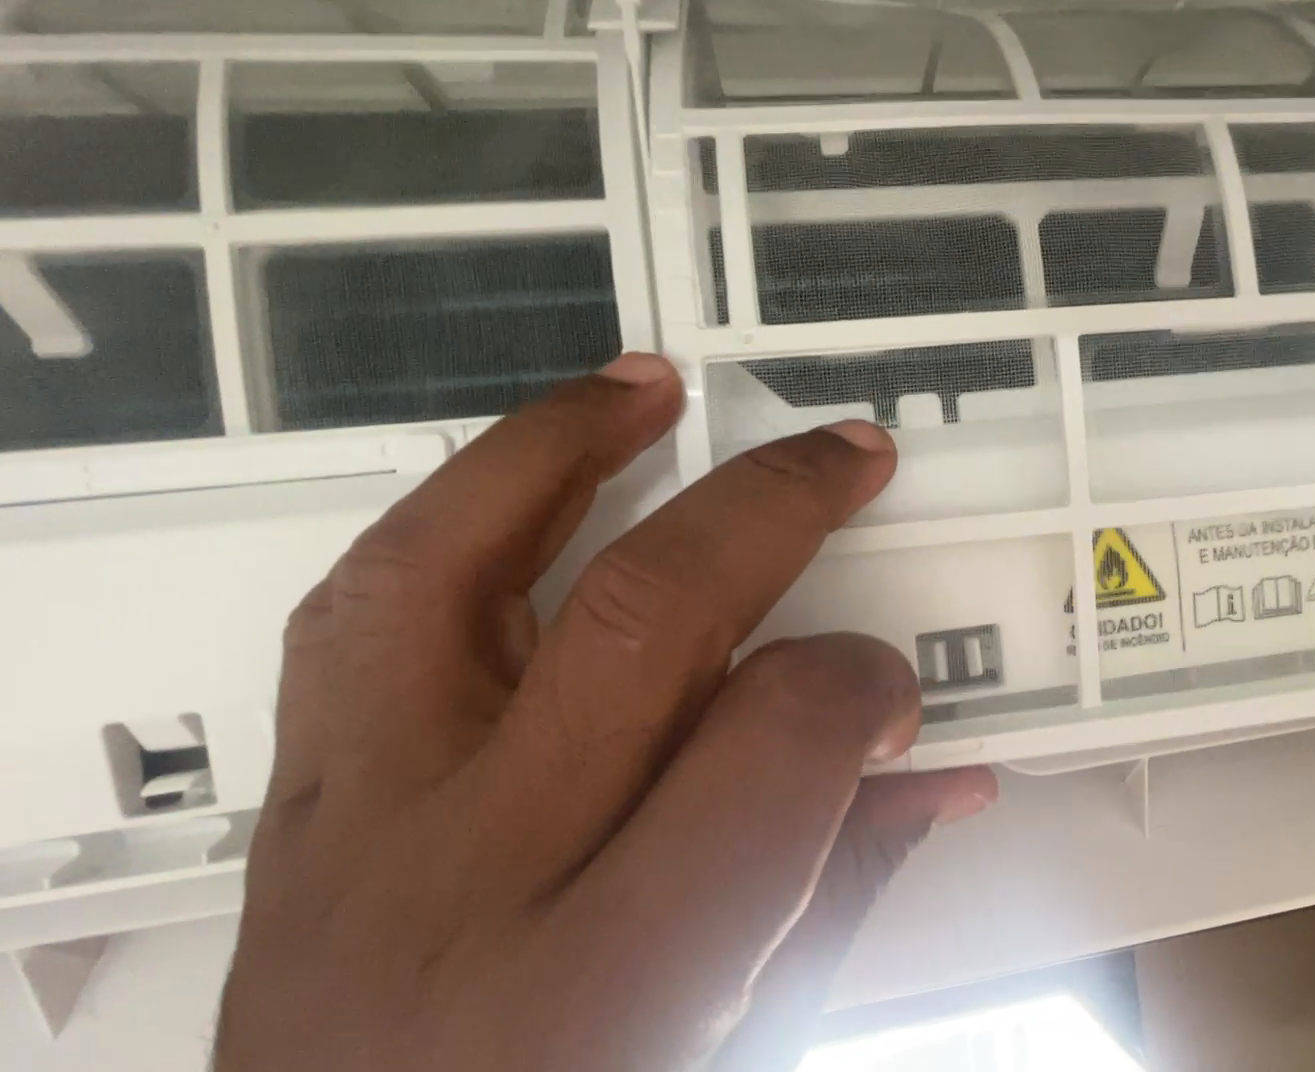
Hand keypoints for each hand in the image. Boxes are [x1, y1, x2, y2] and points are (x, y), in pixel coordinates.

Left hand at [213, 353, 997, 1071]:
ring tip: (648, 385)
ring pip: (442, 572)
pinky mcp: (296, 807)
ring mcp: (356, 827)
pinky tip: (528, 473)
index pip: (773, 746)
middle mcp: (474, 879)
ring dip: (560, 448)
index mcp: (614, 979)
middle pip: (638, 621)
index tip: (892, 690)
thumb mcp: (750, 1045)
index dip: (860, 685)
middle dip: (770, 507)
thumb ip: (845, 891)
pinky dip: (455, 516)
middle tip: (851, 455)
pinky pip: (356, 614)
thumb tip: (942, 772)